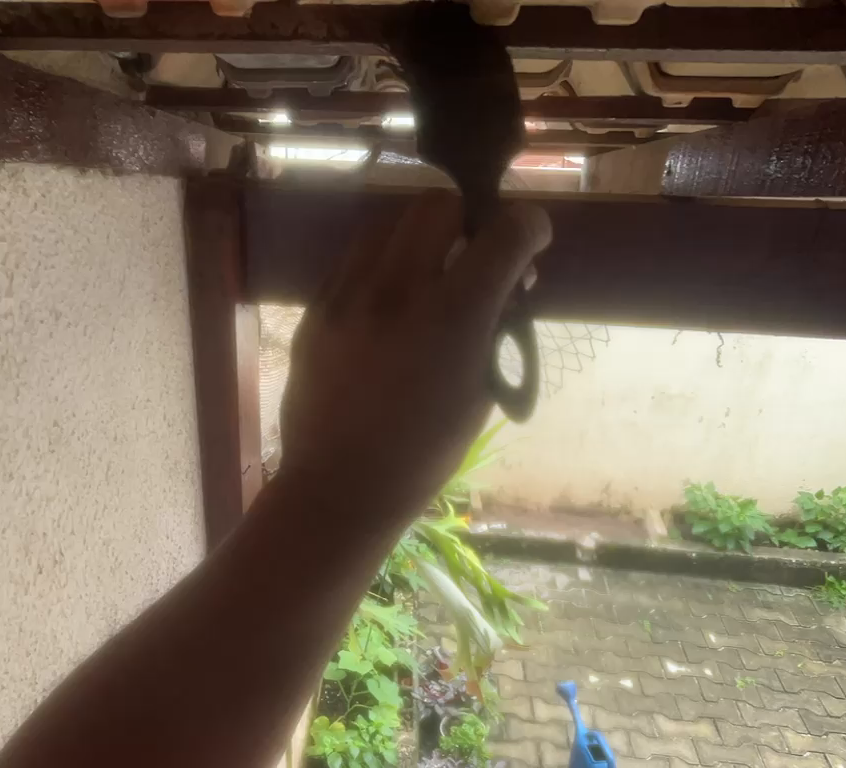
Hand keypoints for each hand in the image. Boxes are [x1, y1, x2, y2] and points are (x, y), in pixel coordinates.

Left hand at [277, 191, 551, 528]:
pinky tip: (383, 304)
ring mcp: (347, 295)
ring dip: (416, 239)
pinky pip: (352, 261)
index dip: (530, 227)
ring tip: (422, 278)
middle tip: (469, 258)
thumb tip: (503, 286)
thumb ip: (493, 328)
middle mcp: (396, 289)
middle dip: (467, 220)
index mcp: (452, 316)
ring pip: (387, 224)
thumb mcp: (479, 394)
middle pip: (439, 204)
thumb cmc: (422, 454)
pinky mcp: (315, 309)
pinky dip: (378, 267)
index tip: (530, 240)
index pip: (505, 232)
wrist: (340, 485)